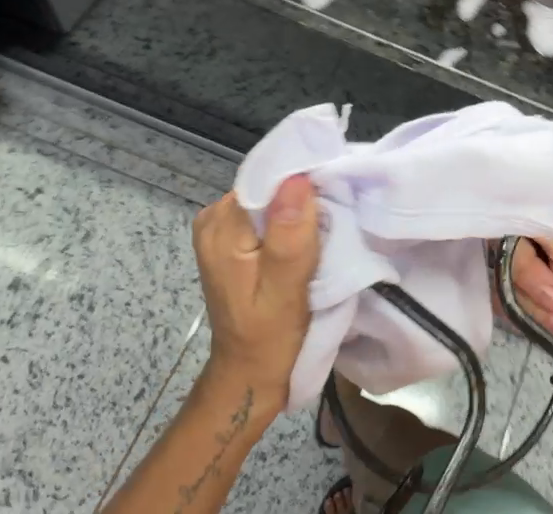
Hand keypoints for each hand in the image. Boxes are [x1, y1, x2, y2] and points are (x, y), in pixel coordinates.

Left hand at [192, 175, 320, 407]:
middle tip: (333, 223)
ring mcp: (223, 228)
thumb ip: (289, 236)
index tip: (336, 198)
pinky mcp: (235, 238)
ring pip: (274, 198)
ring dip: (302, 211)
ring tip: (324, 234)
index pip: (269, 179)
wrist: (250, 372)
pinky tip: (309, 241)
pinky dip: (294, 222)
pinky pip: (271, 213)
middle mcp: (216, 219)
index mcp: (222, 227)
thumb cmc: (268, 336)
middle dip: (306, 197)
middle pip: (271, 185)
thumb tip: (297, 181)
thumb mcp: (284, 290)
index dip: (306, 183)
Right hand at [511, 211, 552, 386]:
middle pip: (510, 244)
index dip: (517, 217)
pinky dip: (534, 317)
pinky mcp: (528, 296)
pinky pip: (507, 299)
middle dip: (532, 278)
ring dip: (537, 305)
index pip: (526, 201)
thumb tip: (515, 194)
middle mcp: (548, 236)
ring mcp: (537, 268)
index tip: (522, 237)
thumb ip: (547, 222)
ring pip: (508, 275)